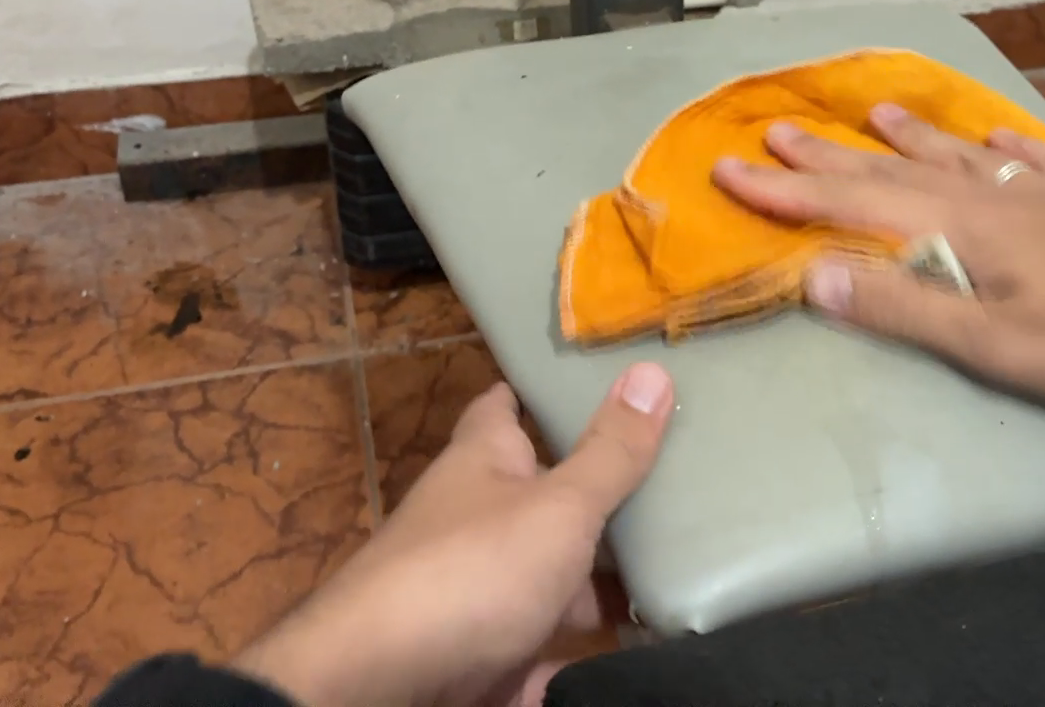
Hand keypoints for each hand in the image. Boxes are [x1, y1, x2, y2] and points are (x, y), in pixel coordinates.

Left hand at [234, 363, 675, 706]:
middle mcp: (473, 516)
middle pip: (540, 490)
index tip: (597, 378)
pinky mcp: (478, 655)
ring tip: (670, 567)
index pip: (505, 403)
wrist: (374, 696)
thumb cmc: (472, 570)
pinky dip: (574, 652)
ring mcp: (473, 589)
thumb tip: (654, 370)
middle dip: (595, 489)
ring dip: (594, 578)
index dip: (542, 387)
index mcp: (485, 459)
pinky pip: (538, 646)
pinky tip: (630, 653)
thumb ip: (611, 451)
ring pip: (546, 572)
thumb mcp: (559, 506)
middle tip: (670, 478)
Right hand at [713, 104, 1044, 409]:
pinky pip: (1030, 159)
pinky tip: (996, 137)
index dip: (784, 189)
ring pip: (955, 154)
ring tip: (875, 113)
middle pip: (889, 168)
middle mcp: (988, 194)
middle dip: (825, 155)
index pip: (847, 203)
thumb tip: (814, 277)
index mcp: (957, 227)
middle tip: (775, 129)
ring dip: (906, 136)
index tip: (728, 169)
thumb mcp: (999, 345)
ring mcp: (1040, 190)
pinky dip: (1000, 145)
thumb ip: (906, 309)